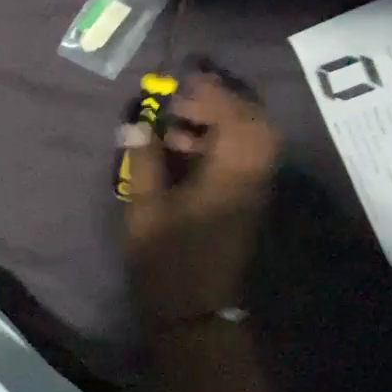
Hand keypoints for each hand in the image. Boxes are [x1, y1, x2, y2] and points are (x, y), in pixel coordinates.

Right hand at [123, 74, 278, 323]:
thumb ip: (144, 163)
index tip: (182, 84)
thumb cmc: (165, 258)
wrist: (193, 307)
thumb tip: (137, 125)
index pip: (236, 120)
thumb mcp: (144, 210)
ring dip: (221, 121)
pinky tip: (186, 148)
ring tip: (177, 122)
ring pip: (252, 139)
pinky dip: (220, 142)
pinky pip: (243, 157)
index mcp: (230, 176)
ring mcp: (253, 189)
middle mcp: (252, 177)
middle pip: (255, 124)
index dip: (212, 96)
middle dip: (222, 103)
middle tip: (183, 99)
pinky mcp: (245, 200)